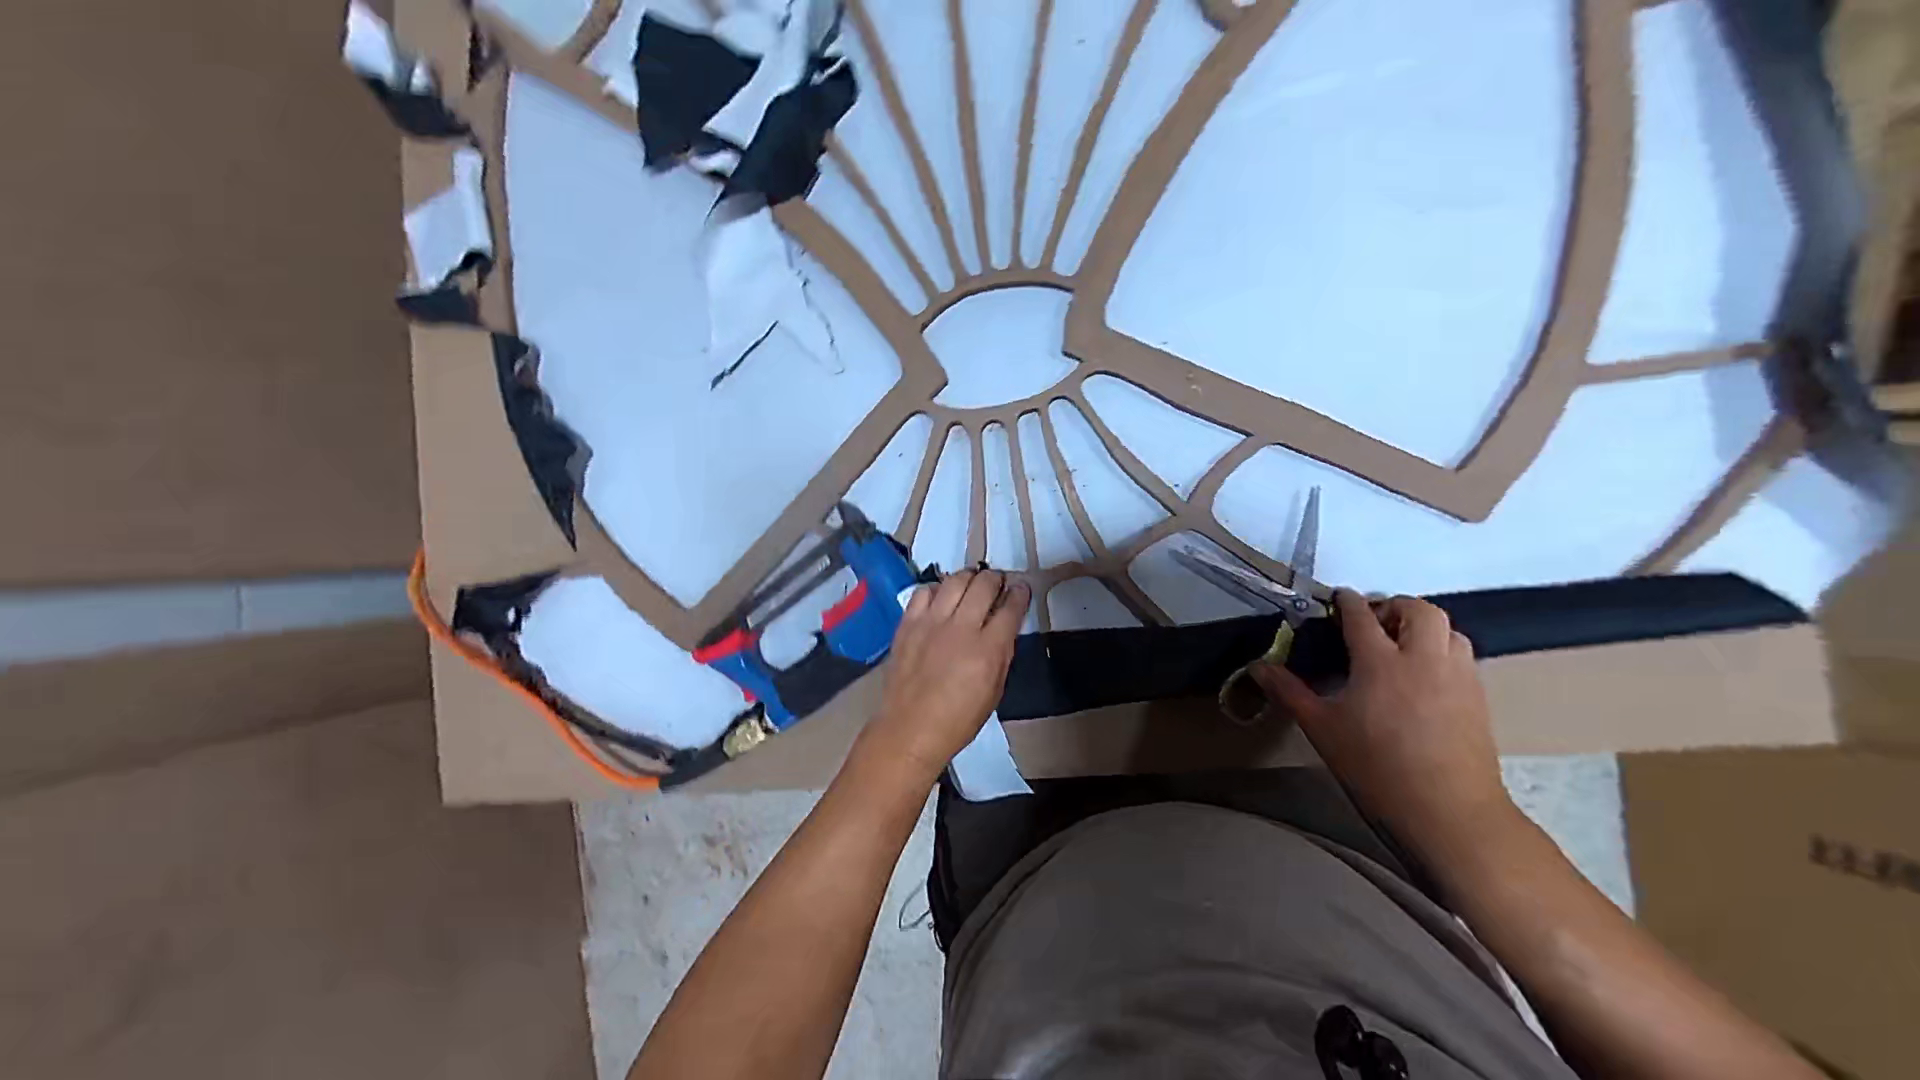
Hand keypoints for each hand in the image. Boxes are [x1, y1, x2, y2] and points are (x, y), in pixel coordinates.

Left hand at [858, 569, 1029, 784]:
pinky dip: (937, 589)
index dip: (1019, 593)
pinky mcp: (908, 624)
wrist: (910, 729)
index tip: (1020, 588)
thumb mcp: (994, 691)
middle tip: (997, 582)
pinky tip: (941, 597)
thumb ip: (1001, 654)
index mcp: (988, 649)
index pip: (1011, 607)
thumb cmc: (958, 720)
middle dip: (996, 578)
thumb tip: (1004, 628)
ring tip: (972, 583)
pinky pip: (923, 592)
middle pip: (983, 584)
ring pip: (954, 580)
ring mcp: (931, 622)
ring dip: (968, 577)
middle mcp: (961, 628)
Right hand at [1251, 590, 1518, 858]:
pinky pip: (1461, 655)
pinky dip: (1440, 650)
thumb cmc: (1376, 765)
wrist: (1448, 808)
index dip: (1347, 602)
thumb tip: (1258, 667)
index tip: (1337, 600)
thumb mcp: (1322, 728)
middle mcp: (1424, 659)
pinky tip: (1422, 677)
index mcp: (1381, 661)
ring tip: (1400, 647)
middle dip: (1393, 606)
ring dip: (1422, 627)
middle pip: (1418, 610)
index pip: (1362, 615)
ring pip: (1448, 629)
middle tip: (1373, 624)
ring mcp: (1457, 676)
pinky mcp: (1478, 696)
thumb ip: (1289, 692)